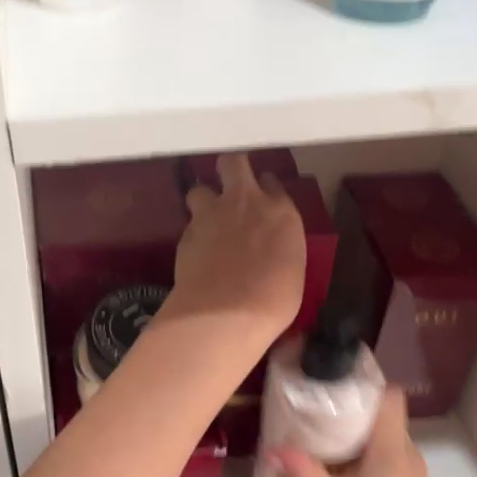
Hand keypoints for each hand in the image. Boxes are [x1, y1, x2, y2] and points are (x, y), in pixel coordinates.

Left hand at [163, 154, 305, 344]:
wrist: (225, 312)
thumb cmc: (273, 300)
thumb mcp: (291, 271)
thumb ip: (279, 248)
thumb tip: (270, 251)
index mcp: (280, 212)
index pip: (272, 183)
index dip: (264, 188)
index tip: (262, 197)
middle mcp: (245, 202)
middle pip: (233, 163)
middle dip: (229, 168)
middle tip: (228, 183)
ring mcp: (211, 214)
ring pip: (200, 189)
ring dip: (203, 201)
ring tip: (206, 220)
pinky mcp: (186, 233)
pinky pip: (189, 224)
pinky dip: (193, 234)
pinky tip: (196, 252)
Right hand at [273, 389, 456, 476]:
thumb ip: (301, 474)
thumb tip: (271, 451)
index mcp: (390, 449)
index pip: (390, 396)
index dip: (364, 386)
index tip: (333, 389)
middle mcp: (408, 453)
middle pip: (383, 416)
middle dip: (350, 413)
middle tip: (314, 417)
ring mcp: (413, 473)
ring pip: (384, 439)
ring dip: (356, 439)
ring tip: (322, 446)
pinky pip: (388, 458)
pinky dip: (365, 458)